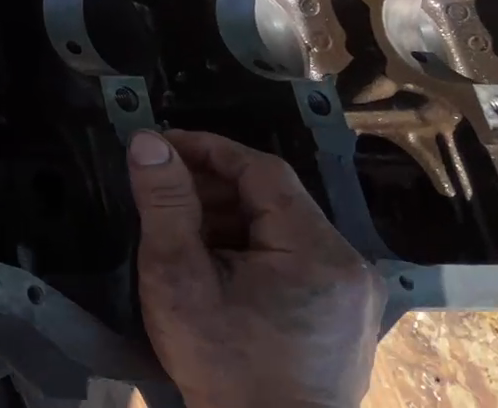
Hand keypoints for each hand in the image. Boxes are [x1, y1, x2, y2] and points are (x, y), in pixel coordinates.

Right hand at [127, 129, 383, 407]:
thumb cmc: (220, 356)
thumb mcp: (177, 273)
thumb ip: (165, 202)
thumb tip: (147, 141)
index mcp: (317, 251)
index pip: (262, 169)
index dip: (206, 148)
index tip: (155, 147)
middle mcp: (347, 265)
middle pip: (272, 196)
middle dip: (208, 183)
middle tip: (155, 188)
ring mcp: (350, 294)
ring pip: (278, 226)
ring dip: (222, 213)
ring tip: (171, 225)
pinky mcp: (339, 315)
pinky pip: (288, 256)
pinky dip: (242, 244)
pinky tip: (204, 260)